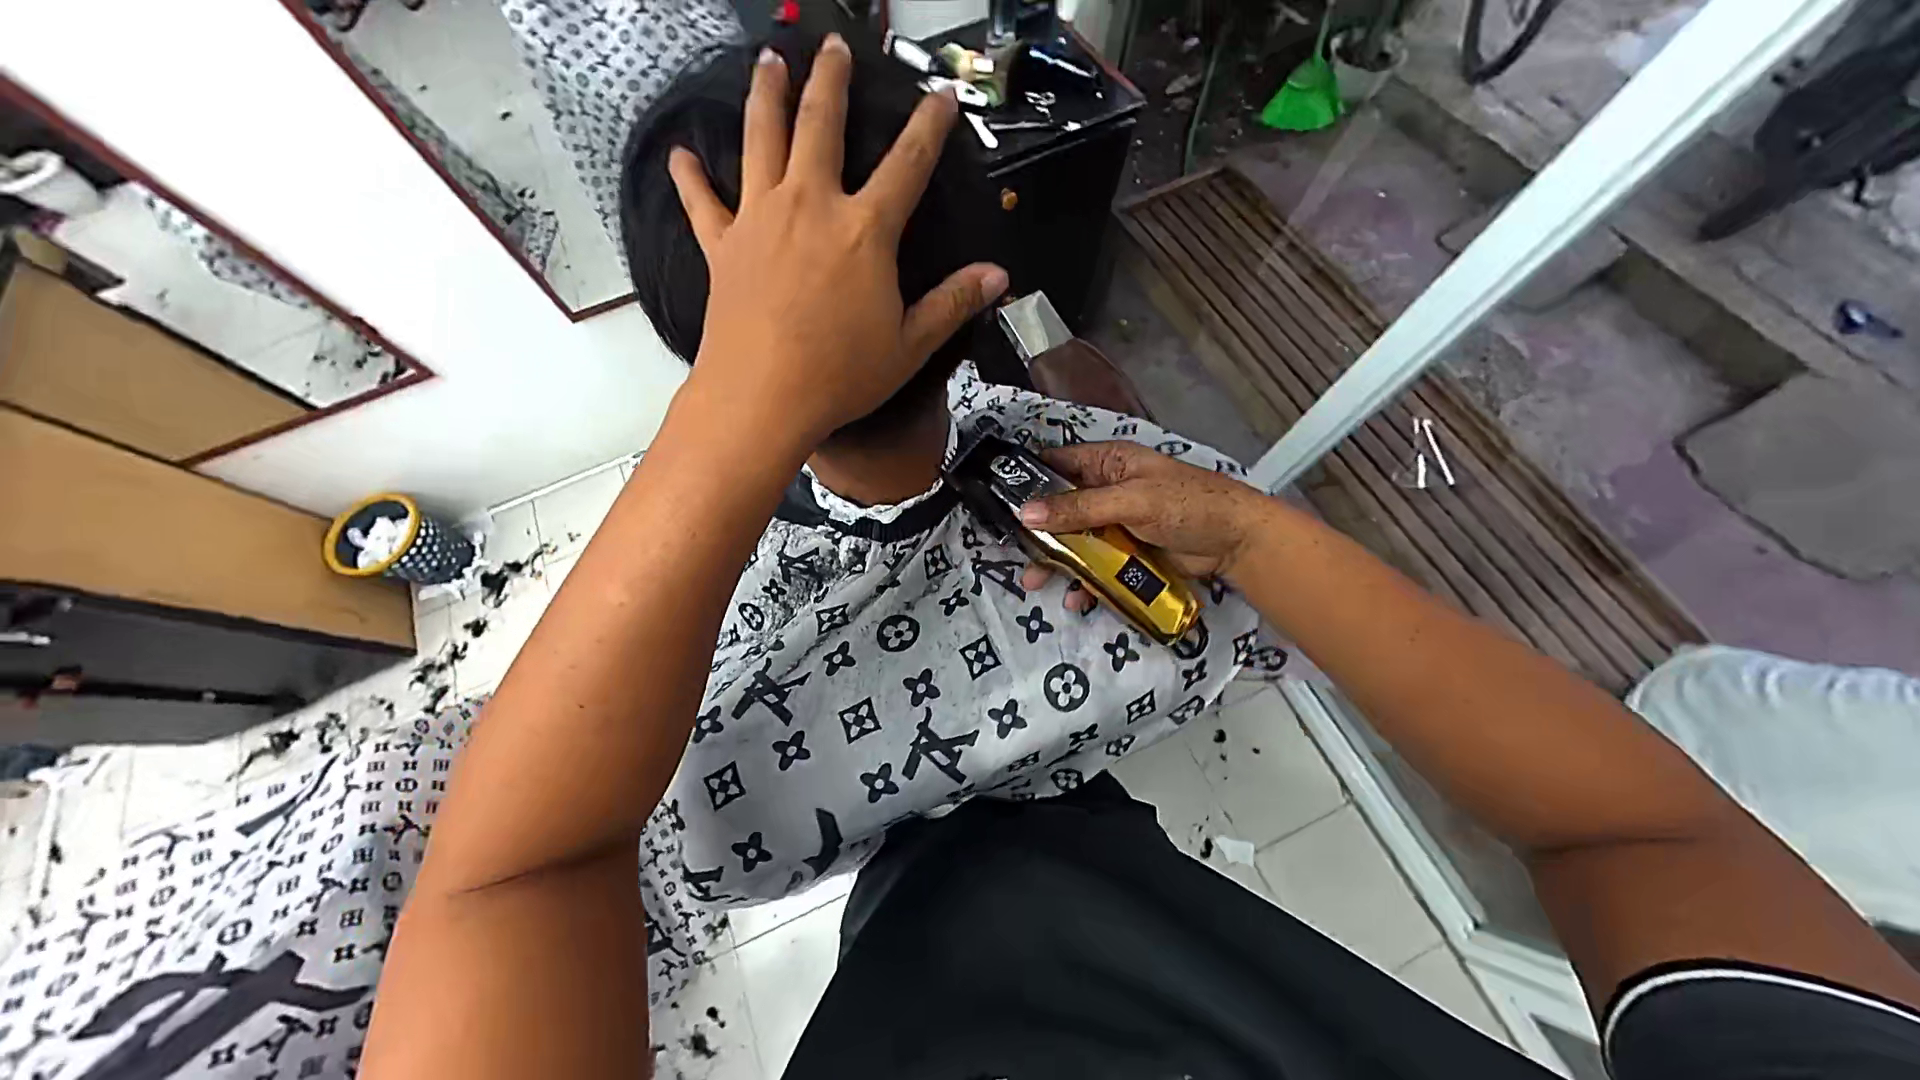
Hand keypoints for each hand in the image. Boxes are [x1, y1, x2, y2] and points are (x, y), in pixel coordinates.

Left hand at [668, 35, 1008, 447]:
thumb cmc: (839, 376)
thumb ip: (952, 304)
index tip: (941, 98)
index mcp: (864, 232)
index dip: (929, 127)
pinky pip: (703, 201)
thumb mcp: (909, 346)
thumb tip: (996, 276)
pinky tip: (680, 156)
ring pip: (761, 138)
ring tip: (770, 62)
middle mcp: (810, 207)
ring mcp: (760, 220)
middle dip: (831, 80)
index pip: (907, 164)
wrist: (762, 398)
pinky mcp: (723, 246)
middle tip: (835, 48)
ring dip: (767, 95)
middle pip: (820, 124)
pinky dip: (690, 177)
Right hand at [1015, 442, 1274, 609]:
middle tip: (1018, 554)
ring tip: (1037, 583)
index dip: (1028, 480)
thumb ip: (1079, 508)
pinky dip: (1084, 580)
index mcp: (1107, 463)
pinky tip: (1076, 597)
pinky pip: (1095, 565)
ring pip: (1074, 541)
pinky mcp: (1125, 553)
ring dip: (1056, 562)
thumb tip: (1026, 512)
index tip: (1000, 501)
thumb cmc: (1187, 505)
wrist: (1236, 542)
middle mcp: (1105, 490)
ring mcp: (1114, 524)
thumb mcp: (1130, 502)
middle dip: (1038, 533)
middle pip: (1060, 509)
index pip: (1057, 464)